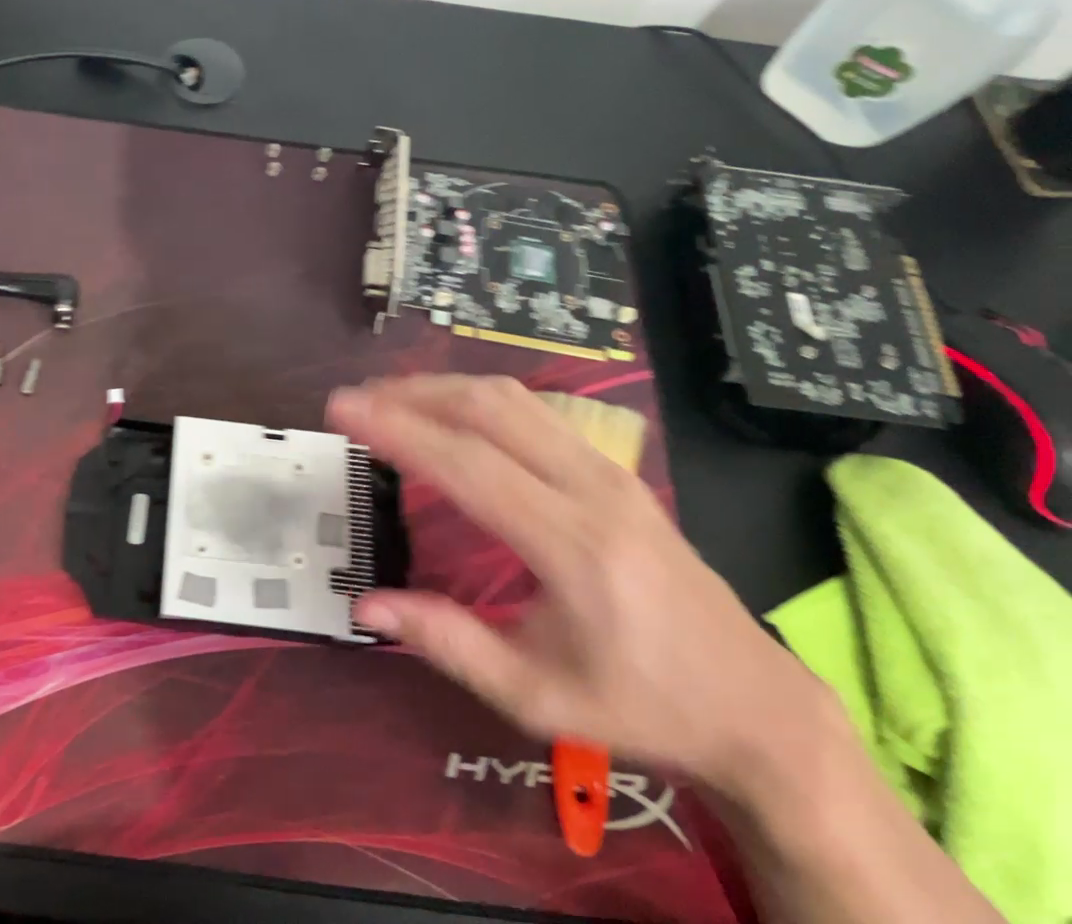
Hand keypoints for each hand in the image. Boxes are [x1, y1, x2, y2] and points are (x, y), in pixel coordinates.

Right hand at [328, 375, 833, 799]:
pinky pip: (541, 416)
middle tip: (353, 403)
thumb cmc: (641, 707)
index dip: (397, 431)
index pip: (468, 466)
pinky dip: (482, 403)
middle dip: (414, 395)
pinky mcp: (621, 478)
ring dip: (446, 391)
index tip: (342, 411)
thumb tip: (366, 605)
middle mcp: (596, 493)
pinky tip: (451, 418)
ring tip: (387, 402)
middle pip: (494, 410)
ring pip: (520, 402)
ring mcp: (615, 477)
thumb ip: (448, 643)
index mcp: (573, 548)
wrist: (757, 706)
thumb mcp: (533, 696)